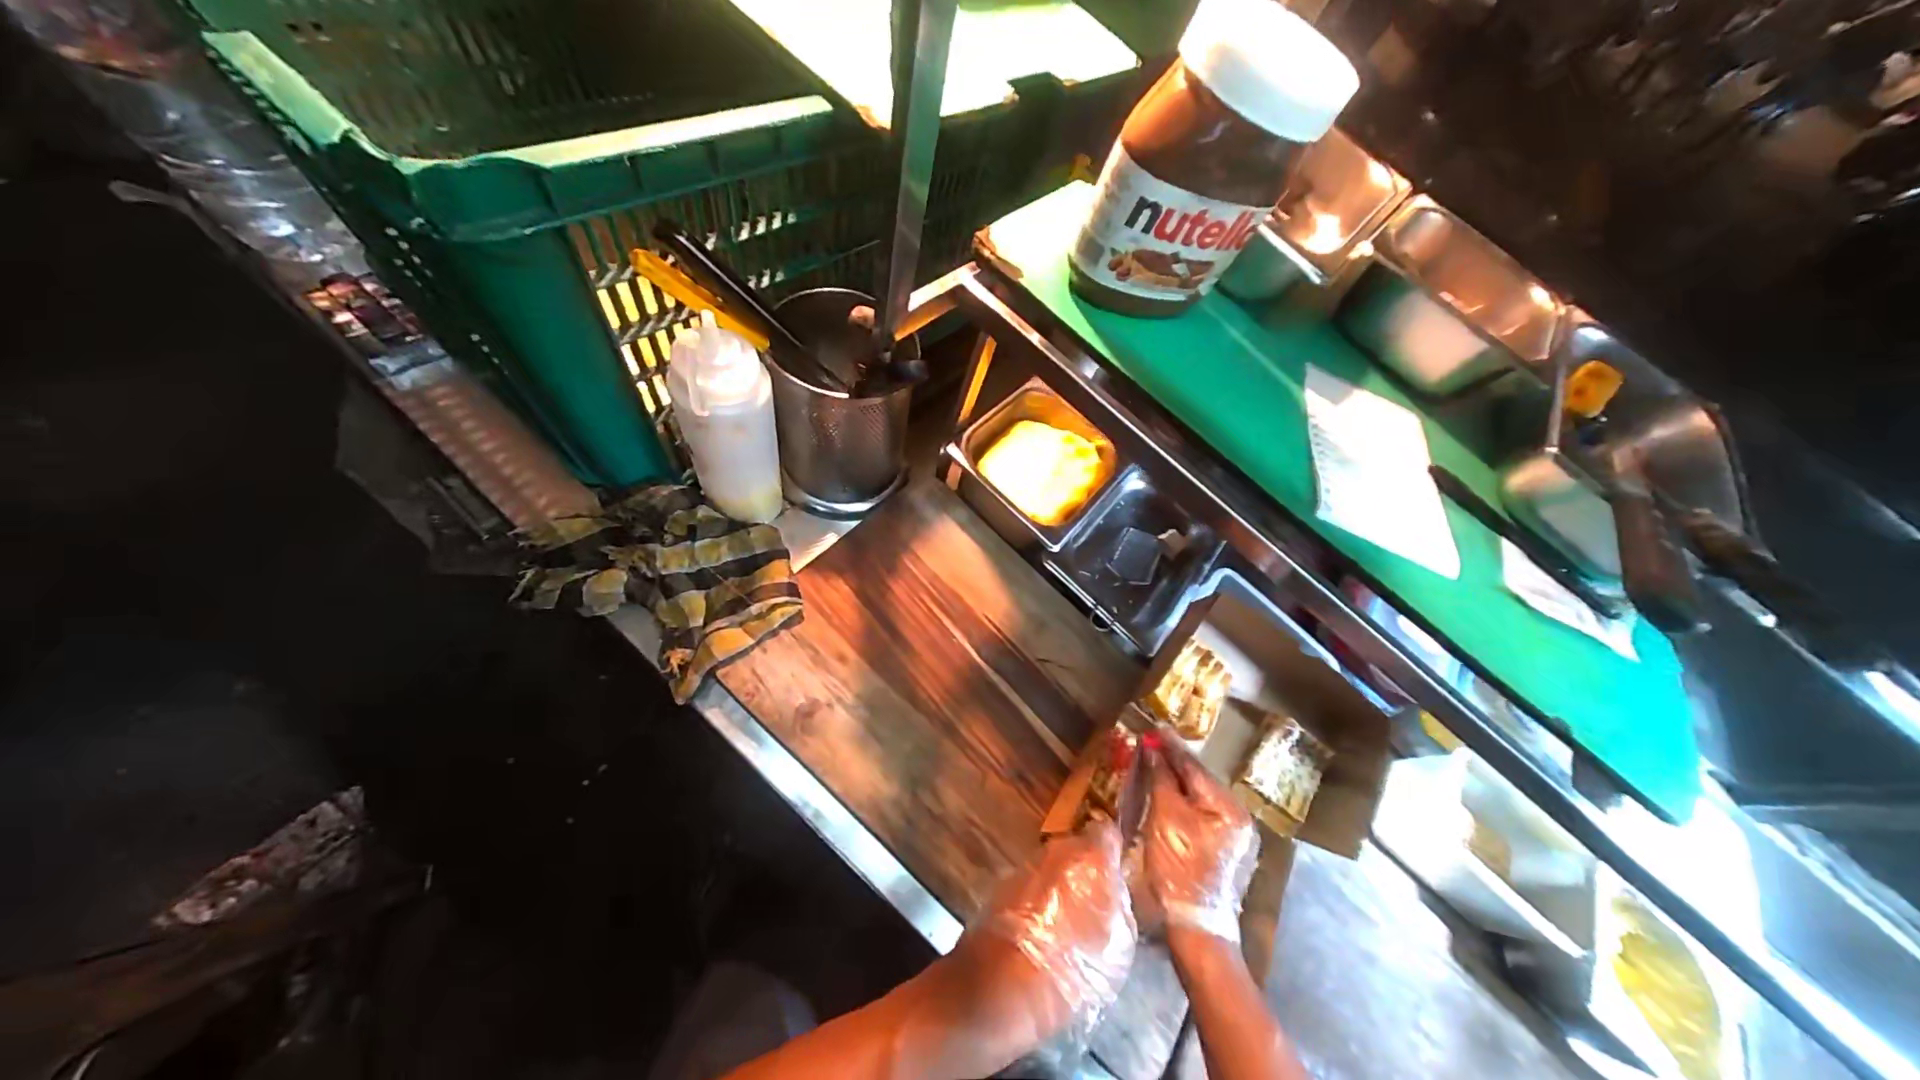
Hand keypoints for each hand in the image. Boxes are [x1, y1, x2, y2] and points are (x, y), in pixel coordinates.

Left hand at [919, 821, 1137, 1074]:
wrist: (998, 991)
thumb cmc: (1068, 971)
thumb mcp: (1115, 947)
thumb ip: (1120, 907)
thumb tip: (1117, 888)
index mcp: (1086, 859)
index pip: (1106, 835)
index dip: (1113, 849)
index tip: (1119, 864)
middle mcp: (1052, 854)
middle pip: (1076, 850)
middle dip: (1086, 870)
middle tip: (1098, 902)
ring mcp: (1023, 869)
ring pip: (1052, 869)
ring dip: (1062, 886)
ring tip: (1070, 922)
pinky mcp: (1000, 889)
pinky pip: (1031, 887)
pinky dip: (1039, 901)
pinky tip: (1043, 932)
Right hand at [1142, 731, 1259, 943]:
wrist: (1198, 931)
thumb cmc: (1179, 871)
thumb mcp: (1165, 819)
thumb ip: (1161, 779)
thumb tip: (1153, 750)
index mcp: (1228, 807)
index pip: (1194, 767)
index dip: (1170, 747)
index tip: (1155, 726)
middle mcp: (1239, 818)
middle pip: (1199, 782)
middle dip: (1174, 764)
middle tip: (1151, 745)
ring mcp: (1235, 838)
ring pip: (1200, 799)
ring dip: (1176, 783)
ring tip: (1155, 767)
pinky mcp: (1225, 853)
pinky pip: (1201, 816)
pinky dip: (1182, 804)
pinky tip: (1167, 799)